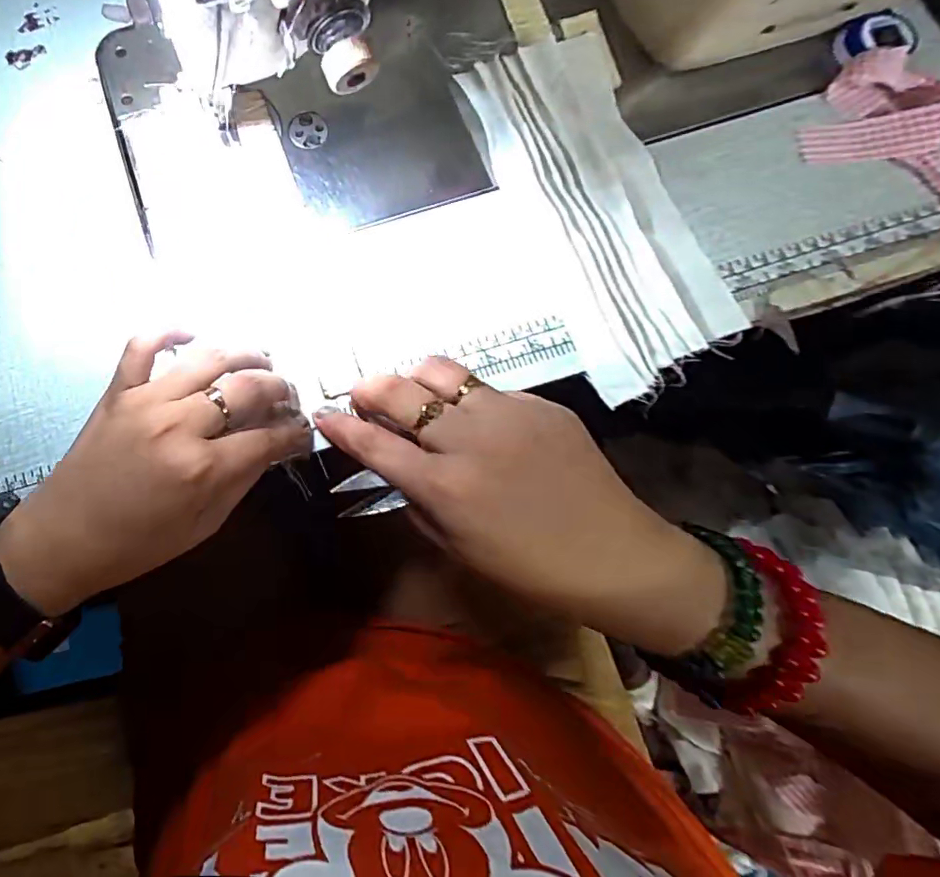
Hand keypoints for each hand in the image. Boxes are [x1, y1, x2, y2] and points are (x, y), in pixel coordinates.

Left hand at [0, 332, 312, 614]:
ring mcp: (145, 401)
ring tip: (260, 360)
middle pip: (247, 387)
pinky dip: (168, 331)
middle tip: (286, 395)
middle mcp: (178, 425)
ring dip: (244, 354)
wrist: (63, 539)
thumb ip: (243, 480)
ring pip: (208, 358)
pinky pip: (143, 346)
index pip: (268, 436)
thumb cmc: (138, 543)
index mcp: (203, 468)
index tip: (301, 430)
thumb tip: (273, 445)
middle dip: (279, 388)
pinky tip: (191, 334)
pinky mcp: (117, 391)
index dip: (294, 432)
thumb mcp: (204, 525)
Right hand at [315, 357, 728, 654]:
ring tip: (414, 393)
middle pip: (400, 392)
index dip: (340, 426)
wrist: (615, 553)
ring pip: (441, 370)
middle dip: (369, 388)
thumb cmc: (530, 568)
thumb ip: (418, 502)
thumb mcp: (458, 548)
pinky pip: (487, 388)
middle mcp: (469, 439)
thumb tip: (395, 468)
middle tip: (362, 396)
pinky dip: (467, 397)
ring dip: (415, 378)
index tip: (323, 415)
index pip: (374, 444)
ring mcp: (506, 413)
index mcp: (445, 486)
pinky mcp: (539, 402)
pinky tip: (477, 419)